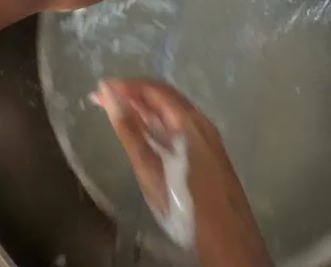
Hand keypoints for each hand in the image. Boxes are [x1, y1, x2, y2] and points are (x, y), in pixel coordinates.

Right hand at [94, 79, 273, 266]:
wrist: (230, 245)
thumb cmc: (185, 205)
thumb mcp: (150, 168)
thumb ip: (129, 129)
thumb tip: (108, 93)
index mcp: (188, 121)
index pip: (153, 89)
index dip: (125, 86)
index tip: (100, 90)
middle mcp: (201, 123)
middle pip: (164, 96)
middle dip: (134, 93)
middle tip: (105, 99)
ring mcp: (209, 139)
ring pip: (173, 111)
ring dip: (145, 107)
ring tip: (120, 112)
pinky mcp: (210, 154)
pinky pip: (180, 124)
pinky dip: (158, 121)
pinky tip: (147, 134)